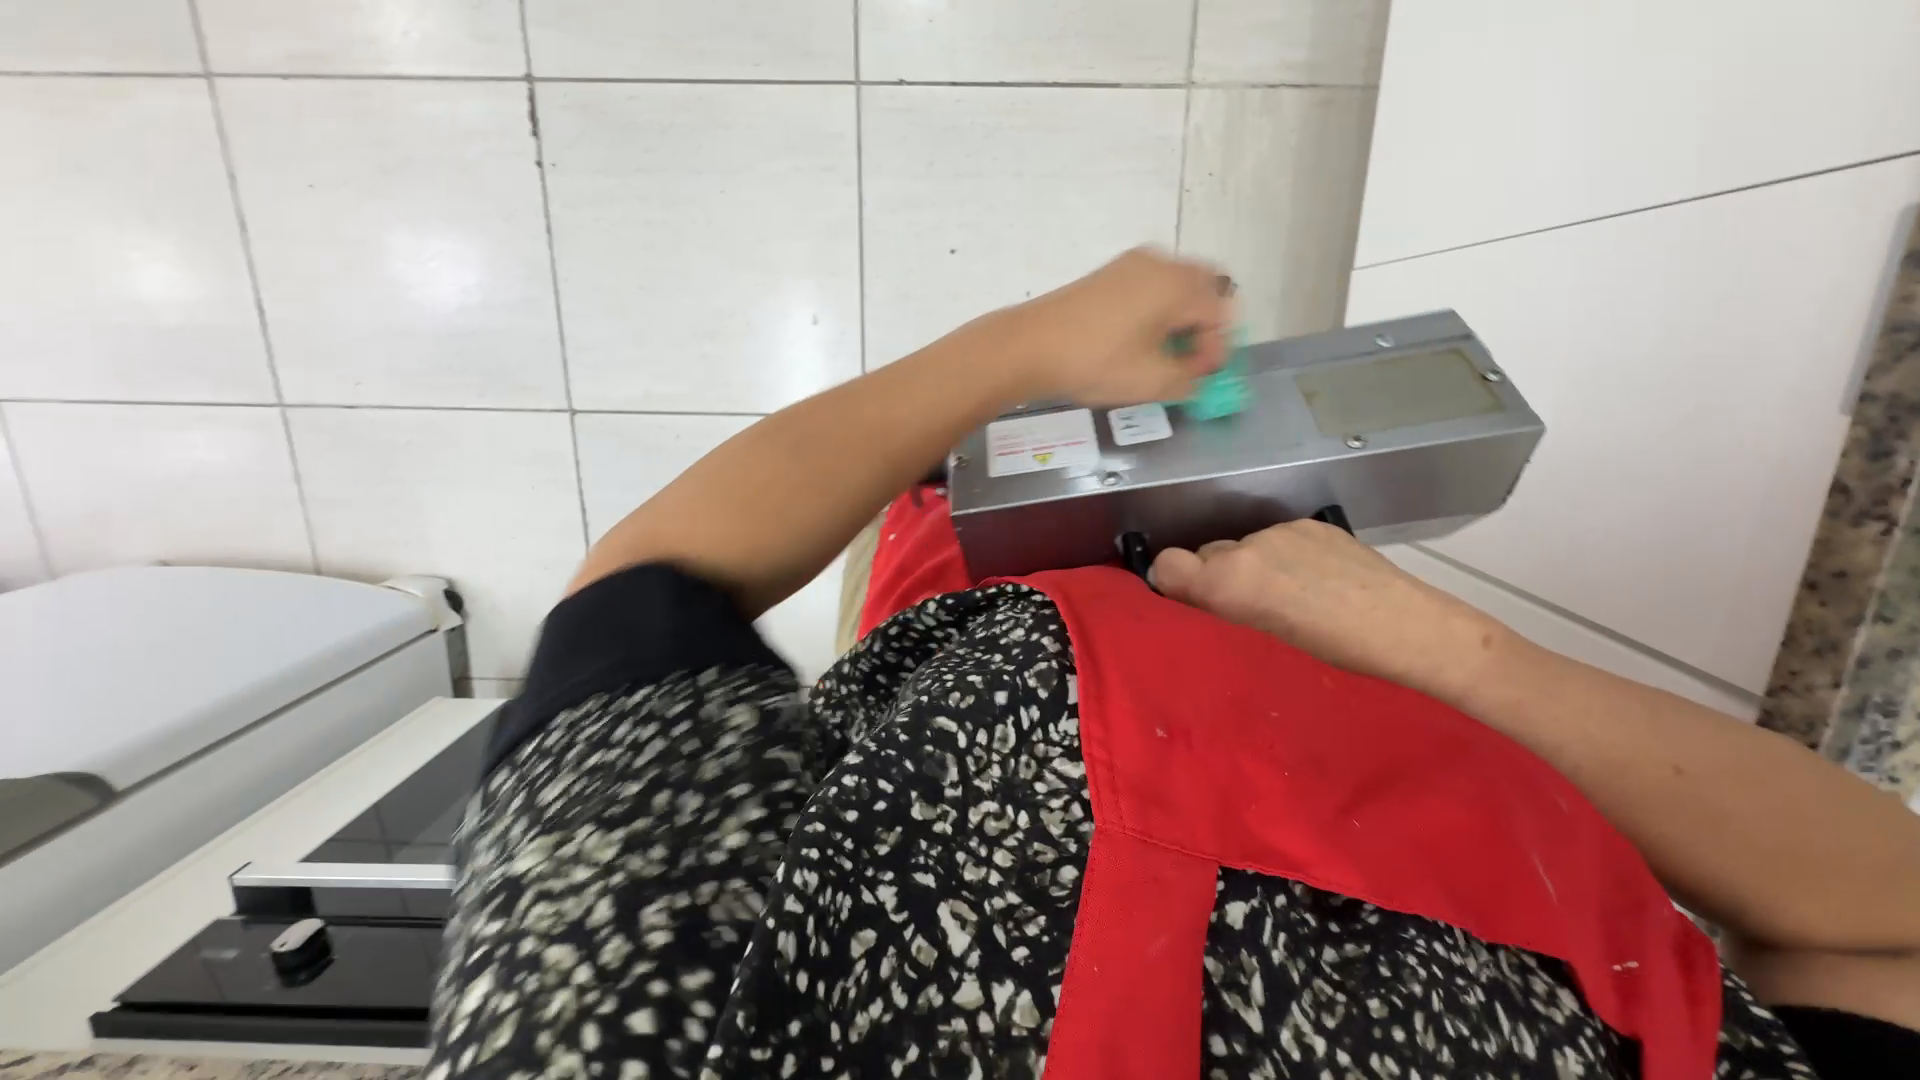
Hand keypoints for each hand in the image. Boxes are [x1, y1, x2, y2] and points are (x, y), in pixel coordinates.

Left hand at [999, 247, 1233, 405]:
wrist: (1029, 346)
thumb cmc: (1096, 362)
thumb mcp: (1152, 382)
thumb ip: (1189, 379)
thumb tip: (1197, 375)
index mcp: (1178, 284)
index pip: (1219, 313)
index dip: (1215, 349)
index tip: (1199, 377)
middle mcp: (1160, 263)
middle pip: (1203, 290)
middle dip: (1203, 328)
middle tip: (1188, 362)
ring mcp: (1130, 264)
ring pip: (1175, 288)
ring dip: (1179, 319)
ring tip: (1162, 356)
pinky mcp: (1106, 274)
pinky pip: (1149, 288)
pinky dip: (1155, 311)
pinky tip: (1137, 342)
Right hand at [1148, 520, 1509, 704]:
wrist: (1409, 629)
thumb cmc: (1333, 652)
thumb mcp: (1260, 638)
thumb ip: (1220, 608)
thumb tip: (1193, 595)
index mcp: (1229, 581)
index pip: (1167, 564)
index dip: (1171, 581)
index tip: (1189, 602)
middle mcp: (1248, 546)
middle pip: (1206, 555)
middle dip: (1218, 576)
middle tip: (1248, 609)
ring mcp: (1282, 531)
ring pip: (1244, 547)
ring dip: (1254, 566)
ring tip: (1291, 597)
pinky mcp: (1312, 524)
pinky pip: (1277, 539)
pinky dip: (1284, 556)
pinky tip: (1315, 581)